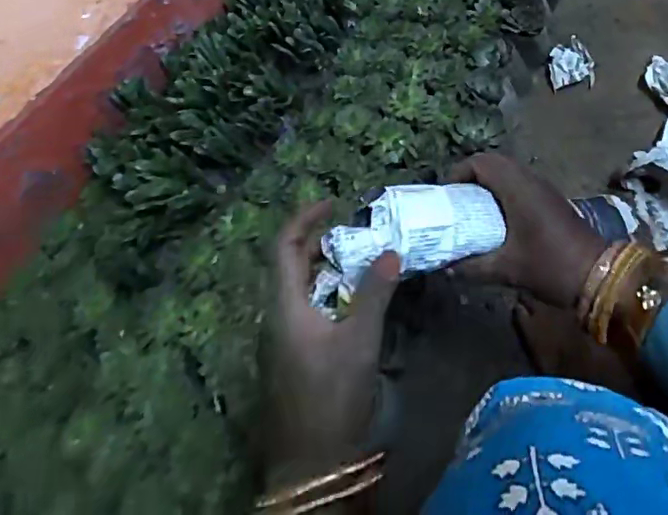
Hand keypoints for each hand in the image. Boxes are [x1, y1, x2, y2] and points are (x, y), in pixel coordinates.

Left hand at [261, 200, 398, 484]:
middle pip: (292, 266)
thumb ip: (374, 293)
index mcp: (284, 307)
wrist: (311, 465)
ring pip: (300, 290)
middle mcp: (276, 318)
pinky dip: (328, 294)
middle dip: (321, 242)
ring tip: (361, 262)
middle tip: (356, 232)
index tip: (332, 202)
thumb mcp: (359, 341)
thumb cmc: (331, 397)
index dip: (305, 218)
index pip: (285, 246)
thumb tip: (391, 251)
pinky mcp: (291, 358)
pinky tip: (354, 304)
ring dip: (327, 269)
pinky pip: (306, 310)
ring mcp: (281, 341)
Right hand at [444, 153, 606, 309]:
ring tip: (470, 209)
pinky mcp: (550, 199)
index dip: (459, 172)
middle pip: (493, 162)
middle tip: (455, 200)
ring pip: (508, 171)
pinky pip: (519, 182)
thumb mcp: (507, 270)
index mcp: (517, 187)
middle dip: (470, 176)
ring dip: (488, 183)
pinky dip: (502, 191)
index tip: (446, 195)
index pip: (481, 162)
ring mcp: (542, 187)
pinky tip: (495, 218)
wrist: (598, 275)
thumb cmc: (550, 266)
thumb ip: (472, 267)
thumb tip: (445, 268)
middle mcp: (529, 179)